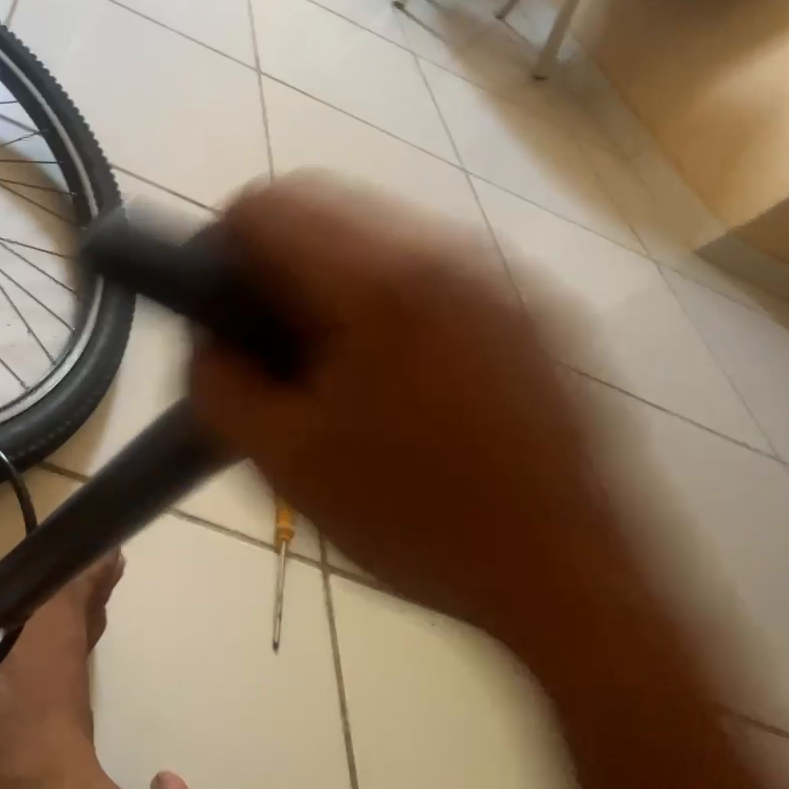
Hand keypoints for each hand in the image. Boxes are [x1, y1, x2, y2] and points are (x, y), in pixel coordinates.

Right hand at [189, 173, 629, 637]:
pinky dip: (391, 291)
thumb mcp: (287, 461)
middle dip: (276, 259)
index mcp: (379, 283)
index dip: (222, 246)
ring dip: (333, 273)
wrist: (581, 586)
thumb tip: (208, 339)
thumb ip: (218, 383)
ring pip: (379, 229)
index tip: (221, 309)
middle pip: (323, 202)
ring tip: (336, 359)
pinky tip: (402, 371)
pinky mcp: (538, 304)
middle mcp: (447, 251)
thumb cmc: (419, 522)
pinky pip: (434, 263)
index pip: (267, 203)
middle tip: (270, 339)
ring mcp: (502, 273)